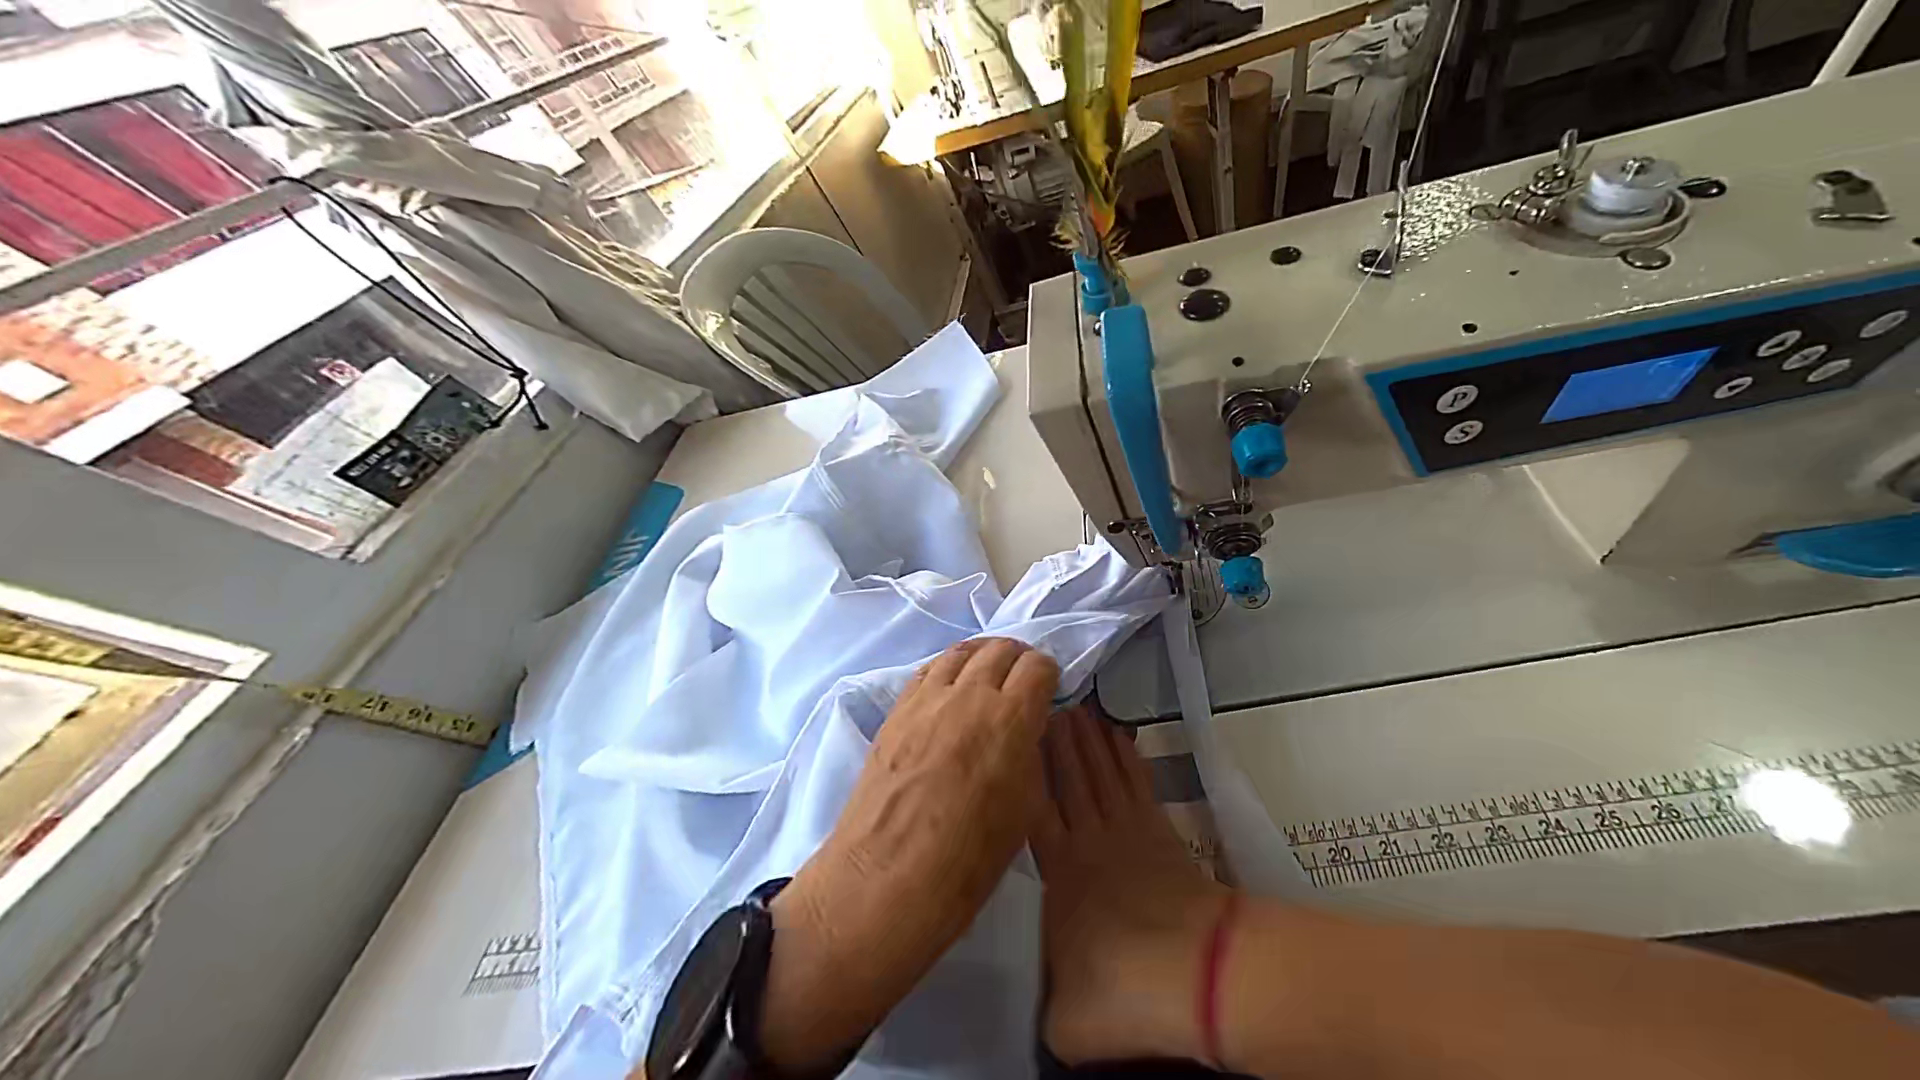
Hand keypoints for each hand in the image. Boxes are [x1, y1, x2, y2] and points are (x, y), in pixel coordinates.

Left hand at [757, 637, 1059, 1074]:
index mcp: (1010, 719)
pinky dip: (949, 669)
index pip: (1038, 666)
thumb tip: (1027, 728)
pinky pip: (929, 670)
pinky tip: (953, 685)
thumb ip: (1029, 753)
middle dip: (1018, 659)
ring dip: (983, 657)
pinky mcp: (897, 709)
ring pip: (962, 652)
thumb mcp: (1024, 807)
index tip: (1049, 689)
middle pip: (1000, 649)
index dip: (1049, 674)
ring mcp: (927, 699)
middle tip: (1022, 680)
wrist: (889, 876)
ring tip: (989, 673)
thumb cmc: (969, 858)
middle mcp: (968, 695)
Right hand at [1033, 706, 1229, 1065]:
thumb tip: (1037, 1014)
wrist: (1200, 976)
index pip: (1031, 807)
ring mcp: (1127, 831)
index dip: (1022, 769)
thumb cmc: (1126, 988)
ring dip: (1086, 739)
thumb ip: (1043, 1006)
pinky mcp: (1160, 832)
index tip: (1012, 737)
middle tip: (1043, 703)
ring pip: (1100, 772)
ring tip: (1073, 708)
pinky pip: (1136, 782)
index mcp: (1058, 870)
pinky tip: (1118, 735)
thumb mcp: (1068, 1019)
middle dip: (1054, 740)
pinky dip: (1125, 756)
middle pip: (1067, 777)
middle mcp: (1088, 839)